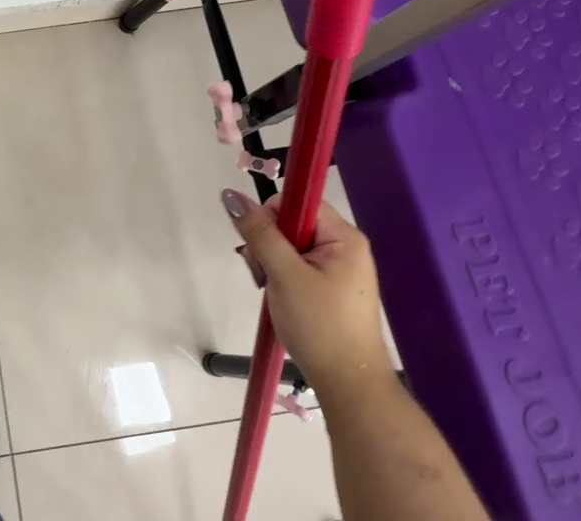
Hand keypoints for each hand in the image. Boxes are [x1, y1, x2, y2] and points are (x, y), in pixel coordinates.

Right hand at [222, 187, 391, 399]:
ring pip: (290, 247)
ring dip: (271, 264)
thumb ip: (259, 233)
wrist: (348, 385)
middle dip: (268, 245)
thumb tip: (231, 195)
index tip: (261, 247)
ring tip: (272, 292)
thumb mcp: (284, 275)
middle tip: (264, 276)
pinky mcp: (330, 289)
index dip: (272, 217)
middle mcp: (344, 247)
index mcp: (344, 237)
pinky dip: (280, 278)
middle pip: (291, 225)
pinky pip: (297, 267)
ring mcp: (338, 270)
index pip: (298, 203)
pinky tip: (279, 299)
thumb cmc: (320, 326)